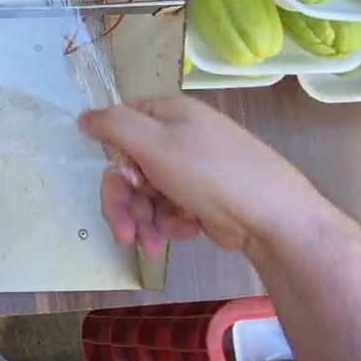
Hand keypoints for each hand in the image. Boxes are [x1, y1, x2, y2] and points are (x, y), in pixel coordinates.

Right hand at [78, 94, 333, 255]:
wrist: (276, 220)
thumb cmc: (211, 173)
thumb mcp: (154, 142)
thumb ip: (113, 125)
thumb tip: (84, 118)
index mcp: (168, 114)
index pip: (119, 127)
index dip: (115, 157)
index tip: (125, 178)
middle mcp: (179, 136)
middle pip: (130, 168)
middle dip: (125, 203)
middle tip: (125, 233)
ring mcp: (192, 168)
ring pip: (147, 194)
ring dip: (145, 220)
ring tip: (153, 245)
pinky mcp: (203, 197)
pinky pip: (169, 208)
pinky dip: (170, 223)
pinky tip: (185, 233)